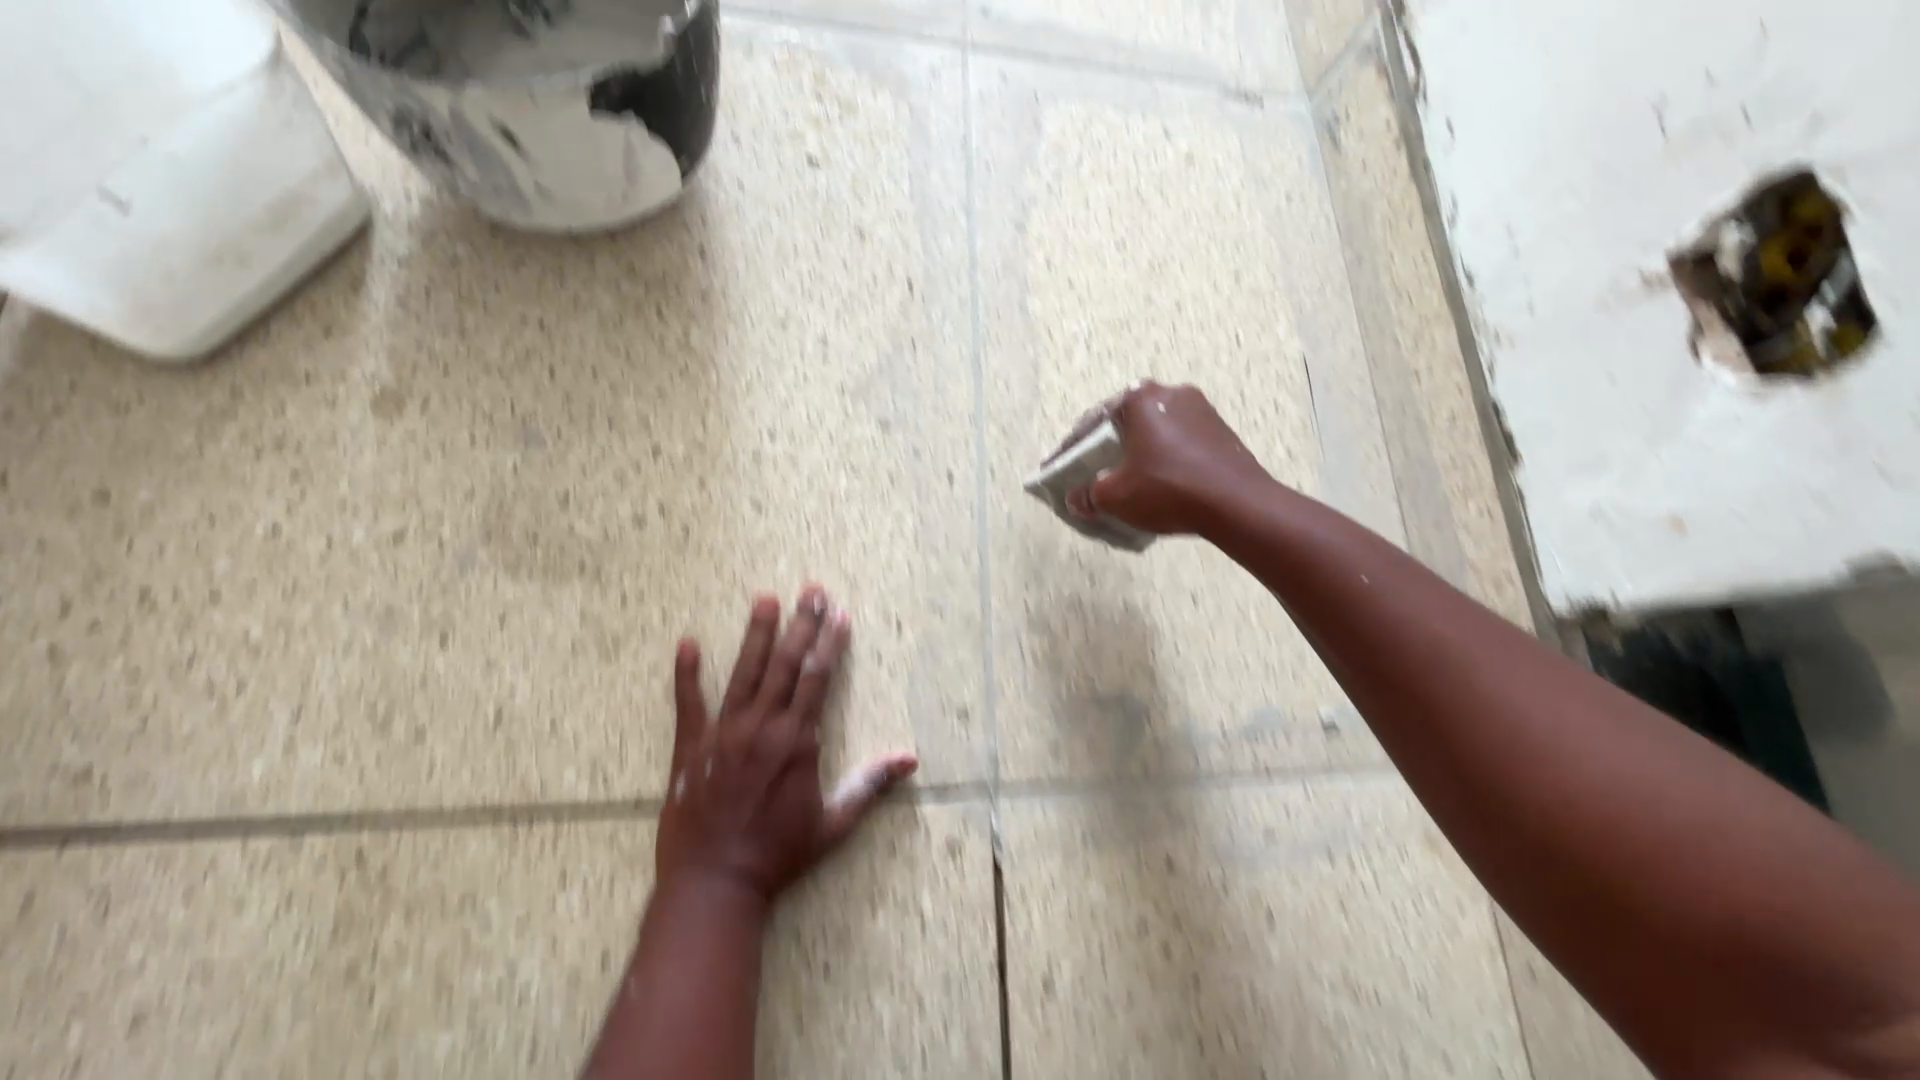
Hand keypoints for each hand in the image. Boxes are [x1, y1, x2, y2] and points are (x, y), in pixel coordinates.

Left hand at [653, 585, 918, 904]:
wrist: (715, 882)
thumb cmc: (779, 855)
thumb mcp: (834, 824)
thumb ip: (870, 786)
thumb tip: (911, 758)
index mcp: (797, 741)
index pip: (818, 679)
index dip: (830, 644)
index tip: (839, 614)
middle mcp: (761, 727)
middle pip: (785, 665)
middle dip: (801, 625)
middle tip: (811, 591)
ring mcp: (723, 734)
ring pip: (743, 673)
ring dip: (756, 635)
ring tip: (765, 599)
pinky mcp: (690, 748)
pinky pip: (687, 704)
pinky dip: (686, 674)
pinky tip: (688, 644)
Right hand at [1050, 380, 1272, 534]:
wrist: (1237, 504)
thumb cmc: (1167, 490)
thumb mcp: (1115, 497)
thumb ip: (1089, 494)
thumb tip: (1076, 498)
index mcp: (1139, 398)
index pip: (1091, 424)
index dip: (1068, 452)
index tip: (1056, 472)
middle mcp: (1169, 393)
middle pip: (1124, 424)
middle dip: (1104, 450)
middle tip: (1088, 474)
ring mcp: (1200, 410)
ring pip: (1153, 434)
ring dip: (1135, 455)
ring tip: (1122, 482)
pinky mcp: (1219, 431)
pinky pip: (1178, 444)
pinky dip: (1161, 460)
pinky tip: (1156, 484)